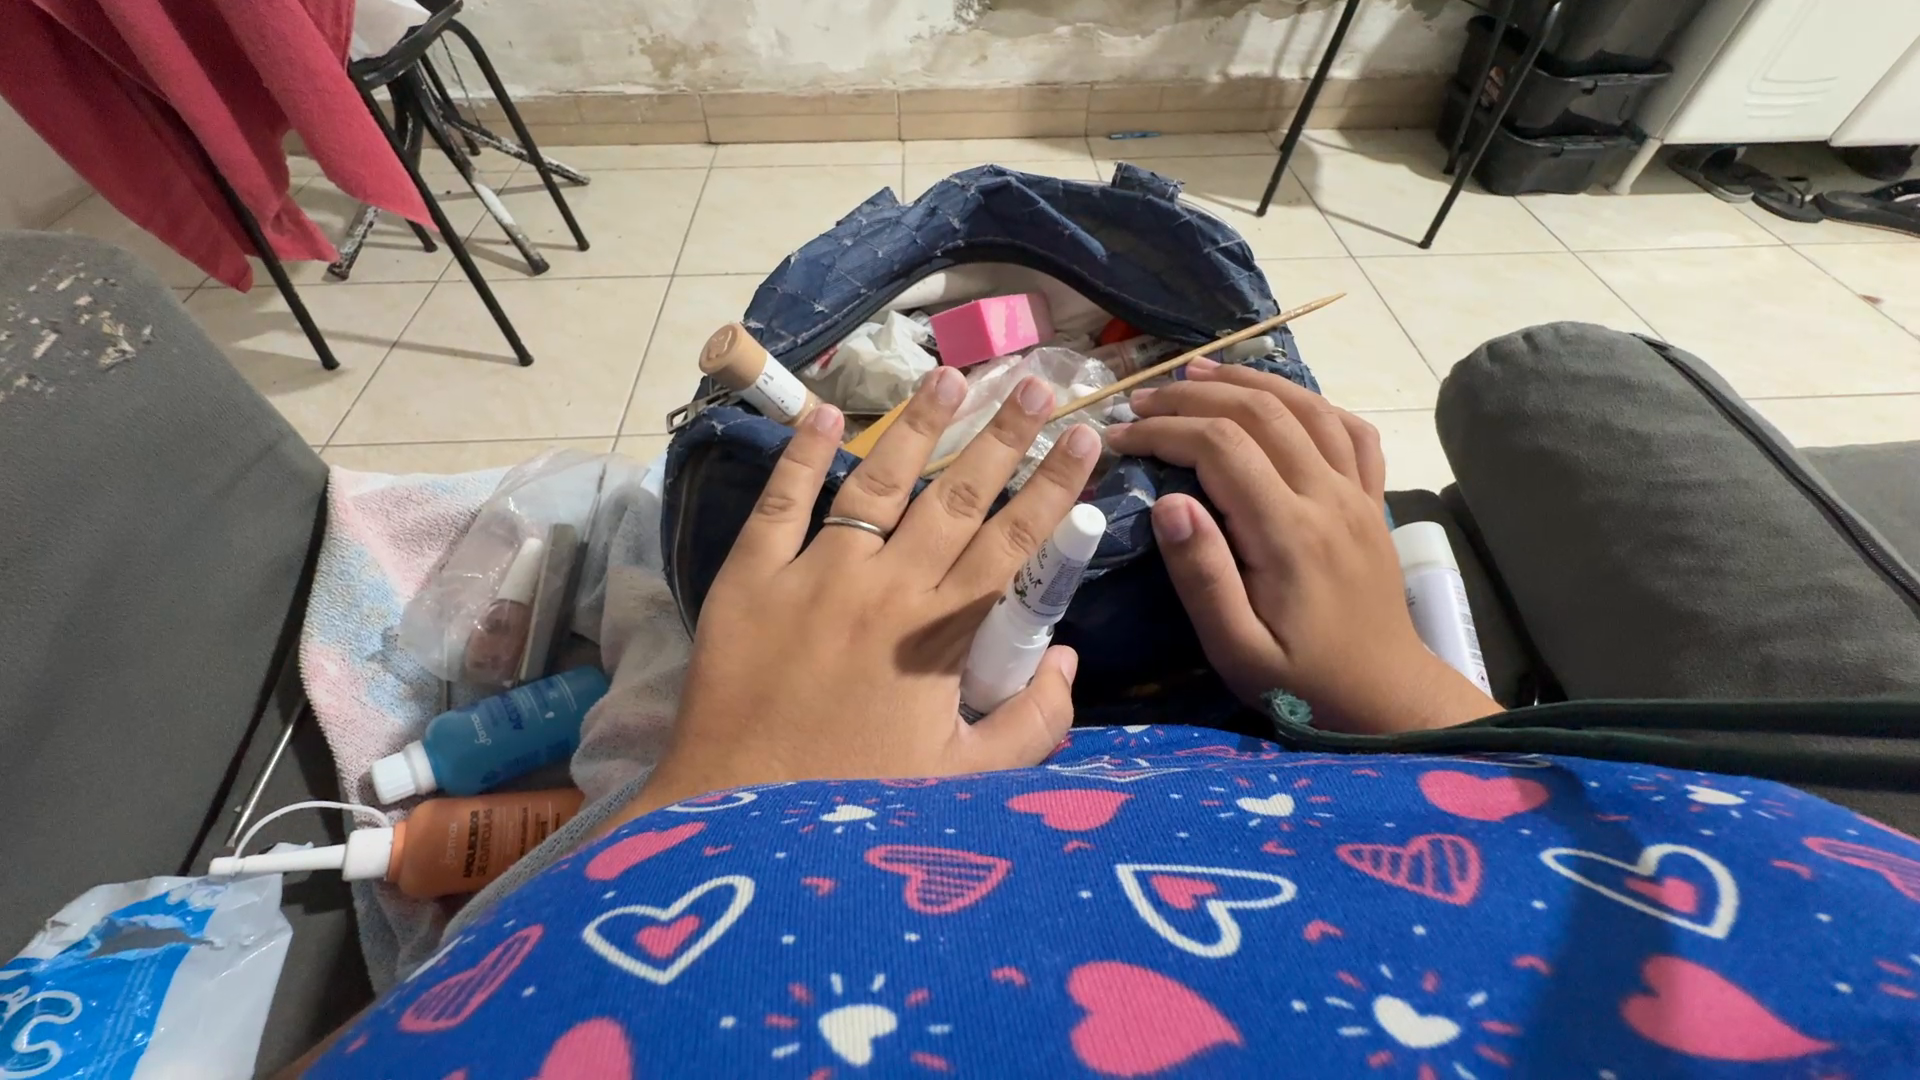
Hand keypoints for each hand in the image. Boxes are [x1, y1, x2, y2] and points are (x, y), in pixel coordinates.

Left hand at [613, 368, 1101, 823]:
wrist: (740, 823)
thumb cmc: (860, 803)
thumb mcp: (966, 781)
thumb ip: (1033, 724)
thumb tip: (1069, 659)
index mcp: (938, 633)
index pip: (1011, 543)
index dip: (1053, 486)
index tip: (1085, 437)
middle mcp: (883, 588)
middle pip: (956, 497)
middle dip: (1002, 436)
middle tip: (1034, 383)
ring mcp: (812, 576)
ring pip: (877, 484)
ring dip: (917, 427)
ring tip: (952, 376)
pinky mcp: (750, 579)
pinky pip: (781, 504)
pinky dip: (802, 455)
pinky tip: (825, 412)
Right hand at [1106, 358, 1499, 733]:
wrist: (1385, 698)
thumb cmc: (1300, 681)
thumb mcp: (1235, 647)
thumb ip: (1201, 576)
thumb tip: (1167, 502)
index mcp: (1288, 533)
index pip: (1219, 448)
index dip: (1163, 431)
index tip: (1118, 438)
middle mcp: (1327, 497)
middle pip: (1258, 413)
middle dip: (1191, 396)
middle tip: (1139, 400)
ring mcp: (1356, 493)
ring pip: (1304, 407)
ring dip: (1246, 382)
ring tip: (1195, 372)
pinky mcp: (1370, 500)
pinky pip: (1348, 430)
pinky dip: (1308, 401)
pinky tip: (1278, 398)